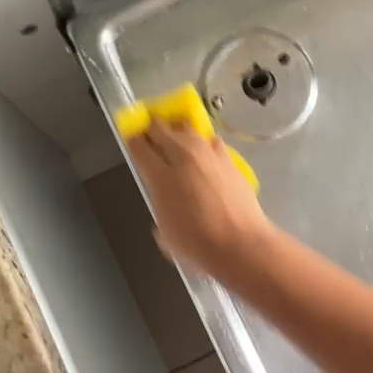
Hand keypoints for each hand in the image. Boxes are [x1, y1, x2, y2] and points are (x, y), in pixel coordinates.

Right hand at [124, 119, 275, 278]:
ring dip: (177, 130)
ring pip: (187, 128)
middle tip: (150, 132)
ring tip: (176, 138)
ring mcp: (208, 155)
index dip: (133, 140)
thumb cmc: (198, 243)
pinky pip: (210, 140)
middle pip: (161, 129)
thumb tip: (165, 201)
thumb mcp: (165, 229)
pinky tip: (204, 152)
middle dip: (152, 128)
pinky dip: (203, 142)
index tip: (131, 138)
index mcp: (161, 176)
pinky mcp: (229, 159)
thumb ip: (161, 206)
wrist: (240, 242)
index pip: (140, 147)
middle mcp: (183, 157)